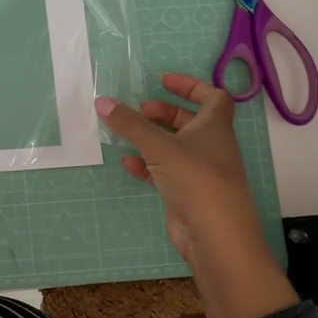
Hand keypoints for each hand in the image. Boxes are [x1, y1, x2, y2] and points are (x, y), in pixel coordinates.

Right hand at [97, 73, 296, 317]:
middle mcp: (211, 147)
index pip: (213, 97)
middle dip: (165, 112)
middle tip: (140, 109)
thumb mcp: (159, 146)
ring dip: (153, 138)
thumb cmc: (196, 181)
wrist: (215, 237)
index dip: (191, 85)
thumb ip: (130, 124)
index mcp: (216, 129)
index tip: (163, 80)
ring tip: (128, 132)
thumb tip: (102, 101)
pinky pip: (165, 171)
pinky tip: (128, 163)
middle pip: (190, 121)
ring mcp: (200, 172)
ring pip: (175, 147)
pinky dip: (147, 164)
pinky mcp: (187, 194)